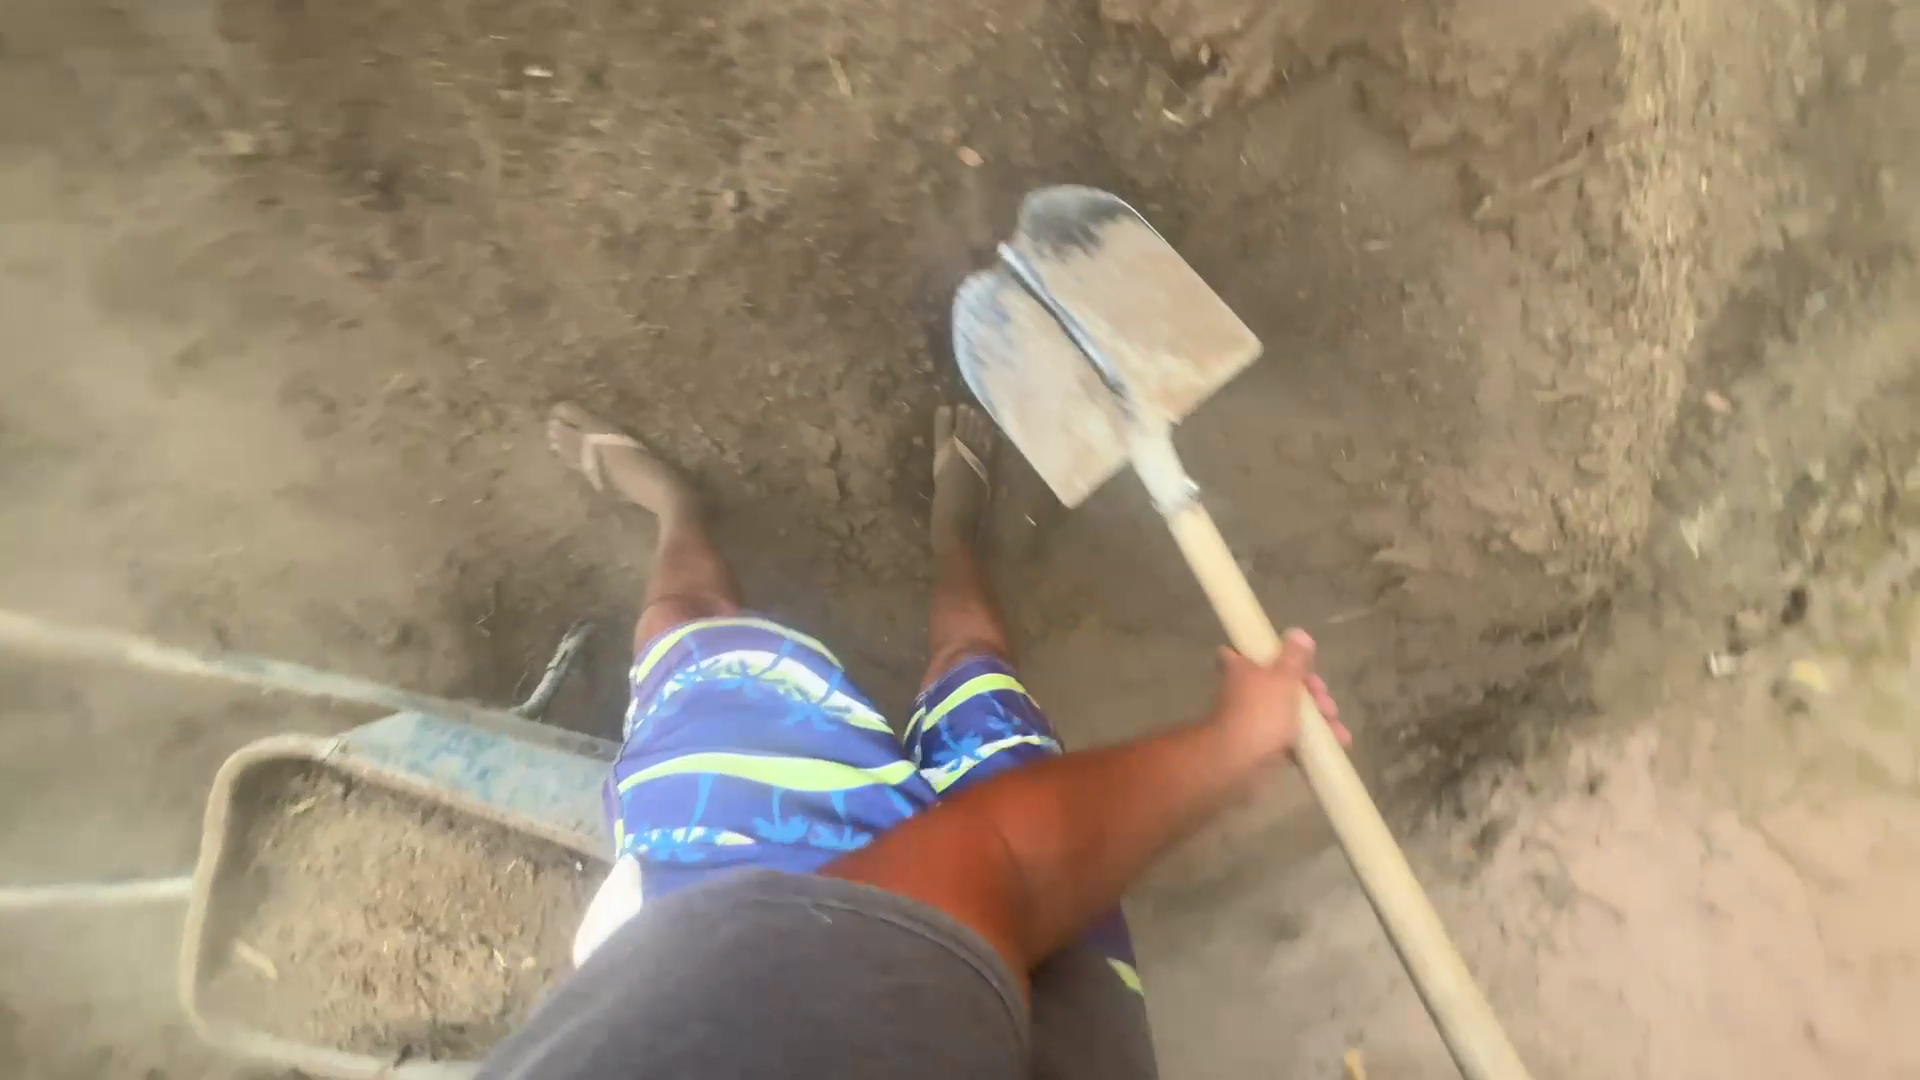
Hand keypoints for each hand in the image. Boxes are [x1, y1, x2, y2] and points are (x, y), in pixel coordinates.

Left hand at [1209, 629, 1349, 761]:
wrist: (1239, 758)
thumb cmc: (1260, 710)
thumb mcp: (1282, 678)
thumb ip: (1294, 658)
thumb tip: (1298, 633)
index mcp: (1241, 668)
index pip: (1247, 652)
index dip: (1272, 655)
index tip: (1297, 663)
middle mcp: (1243, 690)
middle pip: (1280, 684)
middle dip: (1311, 693)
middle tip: (1327, 703)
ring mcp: (1252, 718)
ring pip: (1288, 711)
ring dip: (1317, 718)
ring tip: (1338, 729)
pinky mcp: (1261, 743)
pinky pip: (1290, 737)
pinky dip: (1311, 740)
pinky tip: (1336, 743)